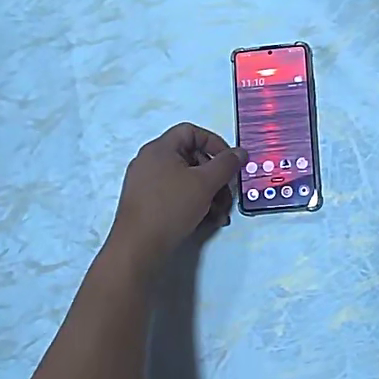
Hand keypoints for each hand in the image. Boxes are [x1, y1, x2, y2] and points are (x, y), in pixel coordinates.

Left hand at [105, 122, 244, 271]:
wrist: (138, 246)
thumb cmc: (171, 207)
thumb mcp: (205, 183)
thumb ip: (226, 165)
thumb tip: (240, 152)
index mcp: (160, 149)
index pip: (191, 132)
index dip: (214, 143)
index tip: (230, 162)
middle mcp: (150, 161)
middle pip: (191, 157)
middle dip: (215, 176)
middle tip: (227, 193)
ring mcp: (146, 183)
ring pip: (186, 180)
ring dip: (209, 194)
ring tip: (220, 213)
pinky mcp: (147, 203)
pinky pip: (176, 195)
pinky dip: (194, 203)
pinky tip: (208, 221)